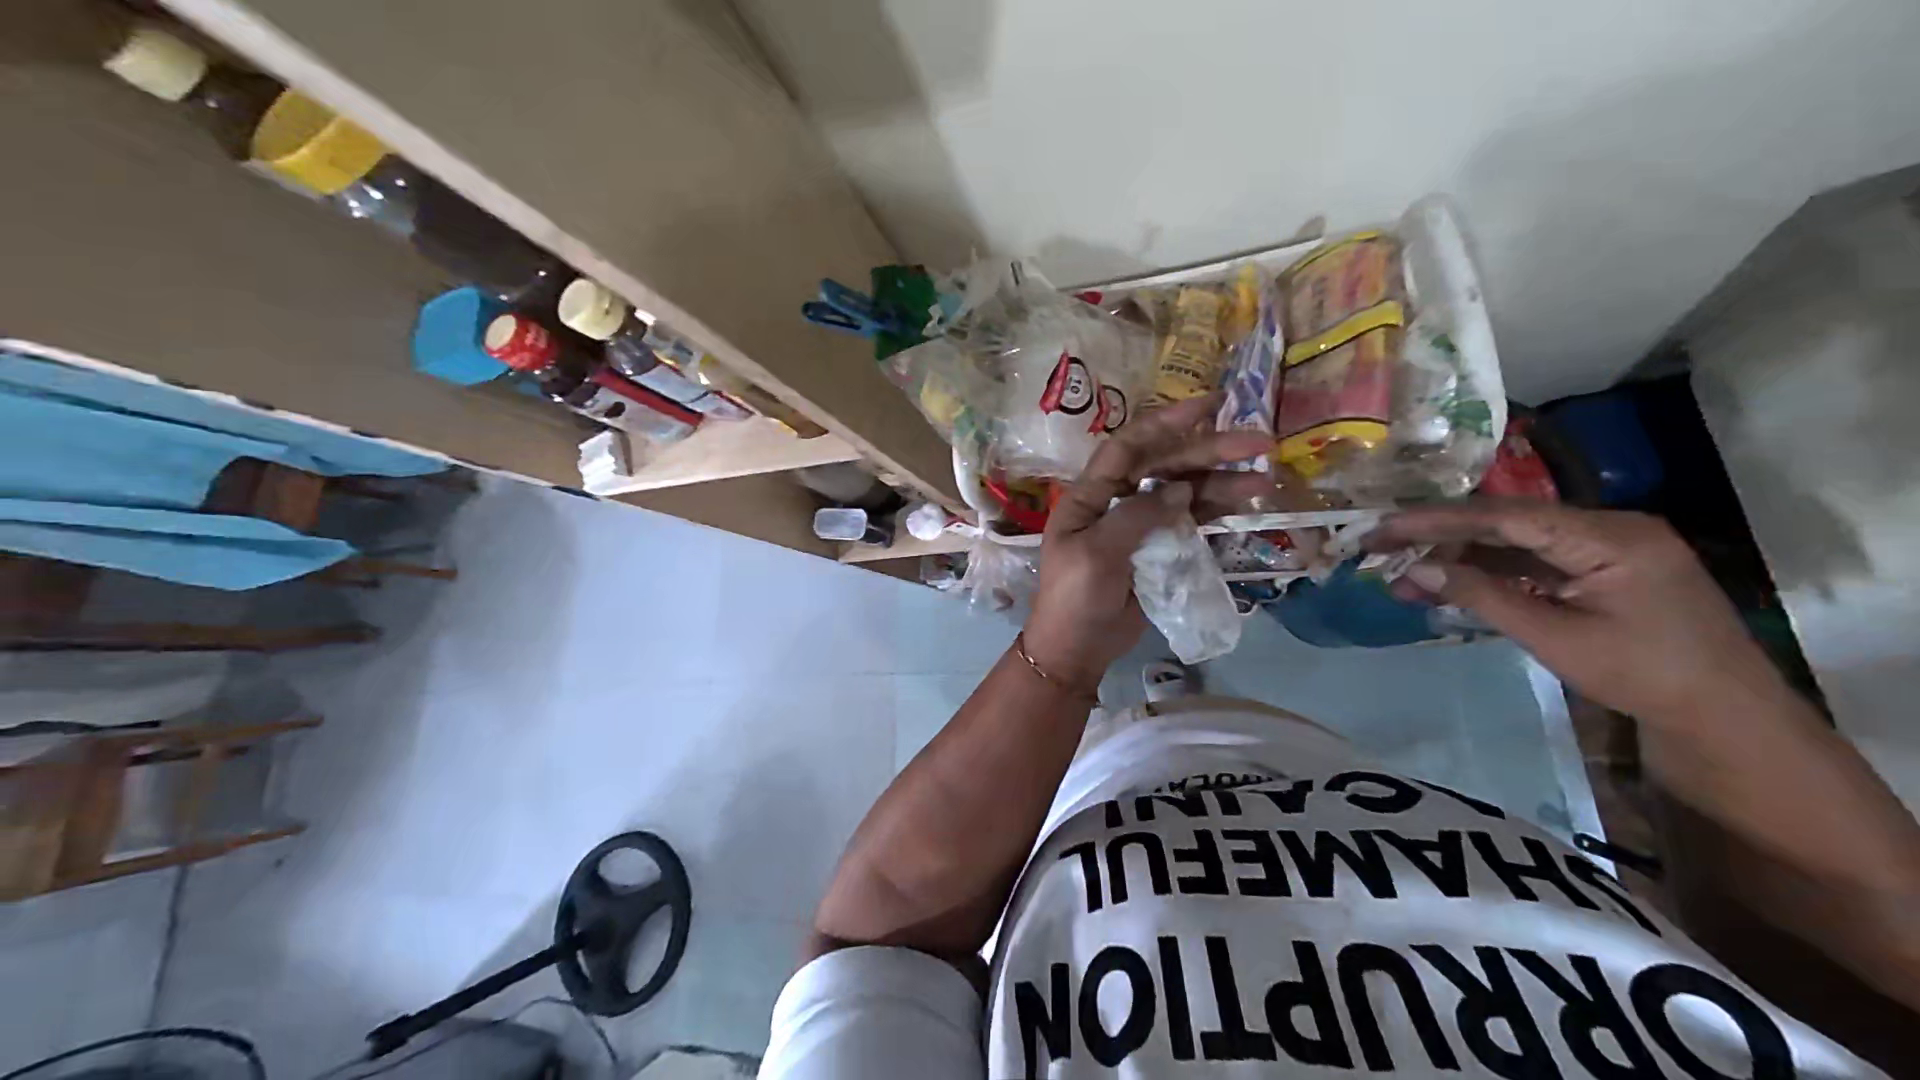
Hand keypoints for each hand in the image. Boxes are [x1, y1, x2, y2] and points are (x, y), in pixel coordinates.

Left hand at [1022, 394, 1268, 690]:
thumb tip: (1179, 490)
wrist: (1076, 648)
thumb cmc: (1075, 598)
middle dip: (1209, 452)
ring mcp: (1140, 524)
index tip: (1208, 406)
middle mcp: (1117, 500)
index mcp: (1091, 495)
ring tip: (1263, 480)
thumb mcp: (1097, 554)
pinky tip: (1244, 505)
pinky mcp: (1158, 548)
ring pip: (1183, 492)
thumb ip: (1137, 517)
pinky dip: (1214, 512)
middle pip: (1165, 466)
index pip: (1129, 447)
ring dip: (1221, 483)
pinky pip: (1190, 522)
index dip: (1166, 423)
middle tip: (1259, 444)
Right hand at [1368, 501, 1788, 723]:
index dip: (1439, 519)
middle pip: (1505, 522)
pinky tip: (1446, 583)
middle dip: (1439, 534)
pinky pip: (1530, 560)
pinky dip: (1486, 572)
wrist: (1724, 716)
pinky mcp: (1599, 568)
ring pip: (1512, 541)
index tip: (1386, 524)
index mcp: (1610, 536)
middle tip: (1381, 543)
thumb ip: (1482, 596)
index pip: (1506, 516)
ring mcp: (1604, 547)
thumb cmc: (1644, 675)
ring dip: (1457, 557)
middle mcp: (1608, 527)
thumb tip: (1413, 570)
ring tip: (1402, 573)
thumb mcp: (1554, 637)